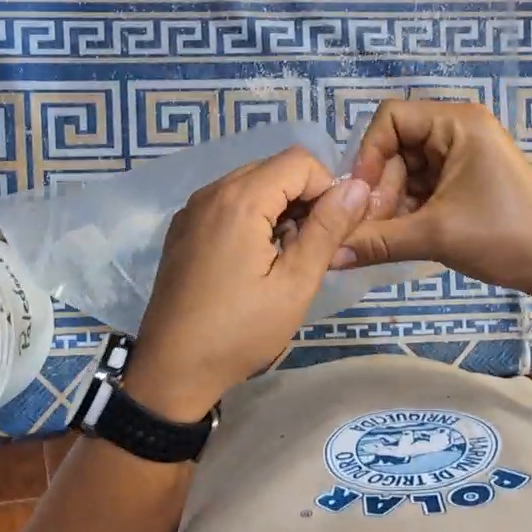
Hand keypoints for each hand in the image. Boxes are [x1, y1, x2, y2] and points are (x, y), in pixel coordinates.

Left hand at [123, 146, 370, 422]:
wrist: (172, 370)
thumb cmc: (240, 331)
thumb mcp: (295, 284)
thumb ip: (327, 230)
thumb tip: (358, 188)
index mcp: (239, 200)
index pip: (299, 161)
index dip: (327, 189)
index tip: (332, 233)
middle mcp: (211, 192)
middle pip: (274, 168)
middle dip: (304, 199)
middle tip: (313, 249)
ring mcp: (192, 210)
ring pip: (252, 185)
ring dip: (280, 210)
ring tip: (286, 260)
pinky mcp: (183, 230)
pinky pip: (229, 204)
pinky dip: (253, 219)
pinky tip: (256, 263)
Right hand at [340, 101, 531, 294]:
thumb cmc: (504, 235)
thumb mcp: (435, 236)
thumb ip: (377, 241)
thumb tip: (330, 256)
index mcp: (457, 123)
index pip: (391, 119)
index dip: (368, 155)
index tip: (361, 197)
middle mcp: (458, 130)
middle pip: (396, 147)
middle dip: (380, 188)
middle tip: (373, 228)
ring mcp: (463, 156)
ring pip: (406, 171)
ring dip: (392, 203)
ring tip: (388, 237)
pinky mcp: (466, 181)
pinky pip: (423, 187)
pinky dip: (409, 210)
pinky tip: (403, 237)